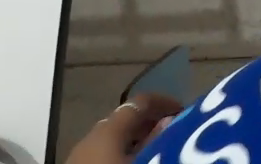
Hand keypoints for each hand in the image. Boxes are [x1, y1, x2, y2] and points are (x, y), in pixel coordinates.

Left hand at [66, 94, 184, 163]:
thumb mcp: (146, 162)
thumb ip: (157, 140)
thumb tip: (168, 121)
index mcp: (107, 131)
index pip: (139, 102)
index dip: (163, 102)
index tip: (183, 111)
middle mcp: (89, 138)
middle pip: (123, 120)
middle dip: (148, 123)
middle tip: (171, 131)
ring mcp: (77, 159)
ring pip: (110, 141)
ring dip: (134, 141)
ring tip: (155, 151)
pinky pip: (100, 156)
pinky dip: (119, 155)